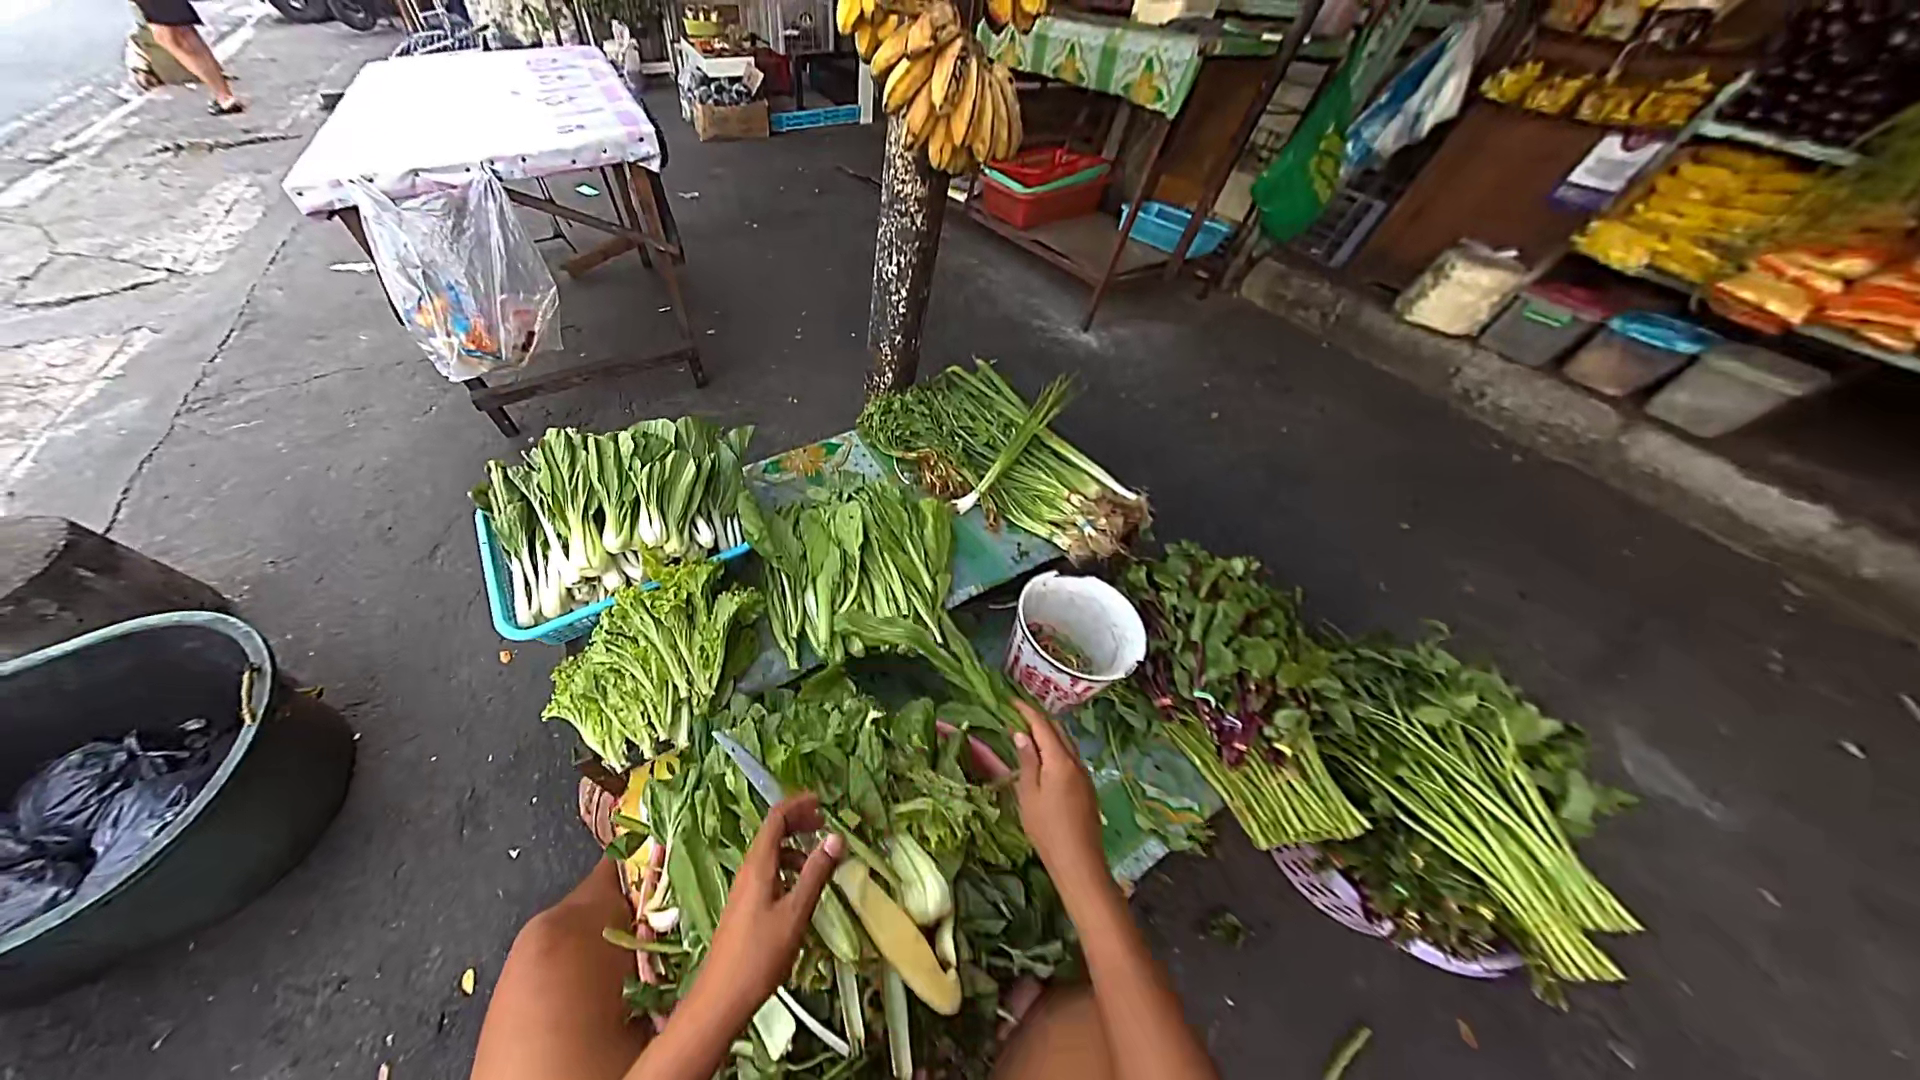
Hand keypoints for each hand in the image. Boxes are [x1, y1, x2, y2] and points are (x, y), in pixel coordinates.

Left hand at [686, 793, 845, 1025]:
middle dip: (798, 820)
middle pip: (772, 831)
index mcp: (758, 864)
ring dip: (795, 844)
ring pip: (771, 851)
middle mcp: (749, 869)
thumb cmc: (759, 955)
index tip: (822, 800)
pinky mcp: (745, 904)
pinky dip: (788, 865)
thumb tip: (836, 836)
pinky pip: (768, 870)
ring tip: (820, 854)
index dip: (798, 804)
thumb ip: (816, 873)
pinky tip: (802, 884)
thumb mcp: (796, 912)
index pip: (776, 818)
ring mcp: (744, 887)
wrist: (721, 999)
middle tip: (825, 821)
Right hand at [1010, 700, 1104, 883]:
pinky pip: (1071, 757)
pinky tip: (1045, 756)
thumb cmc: (1047, 829)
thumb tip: (1021, 734)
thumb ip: (1027, 761)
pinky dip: (1056, 748)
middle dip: (1039, 718)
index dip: (1026, 710)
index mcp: (1060, 760)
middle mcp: (1076, 761)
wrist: (1079, 862)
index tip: (1011, 700)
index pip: (1042, 725)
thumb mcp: (1029, 794)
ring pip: (1066, 743)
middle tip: (1018, 713)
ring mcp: (1084, 774)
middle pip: (1058, 730)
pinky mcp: (1086, 787)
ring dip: (1049, 733)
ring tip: (1029, 731)